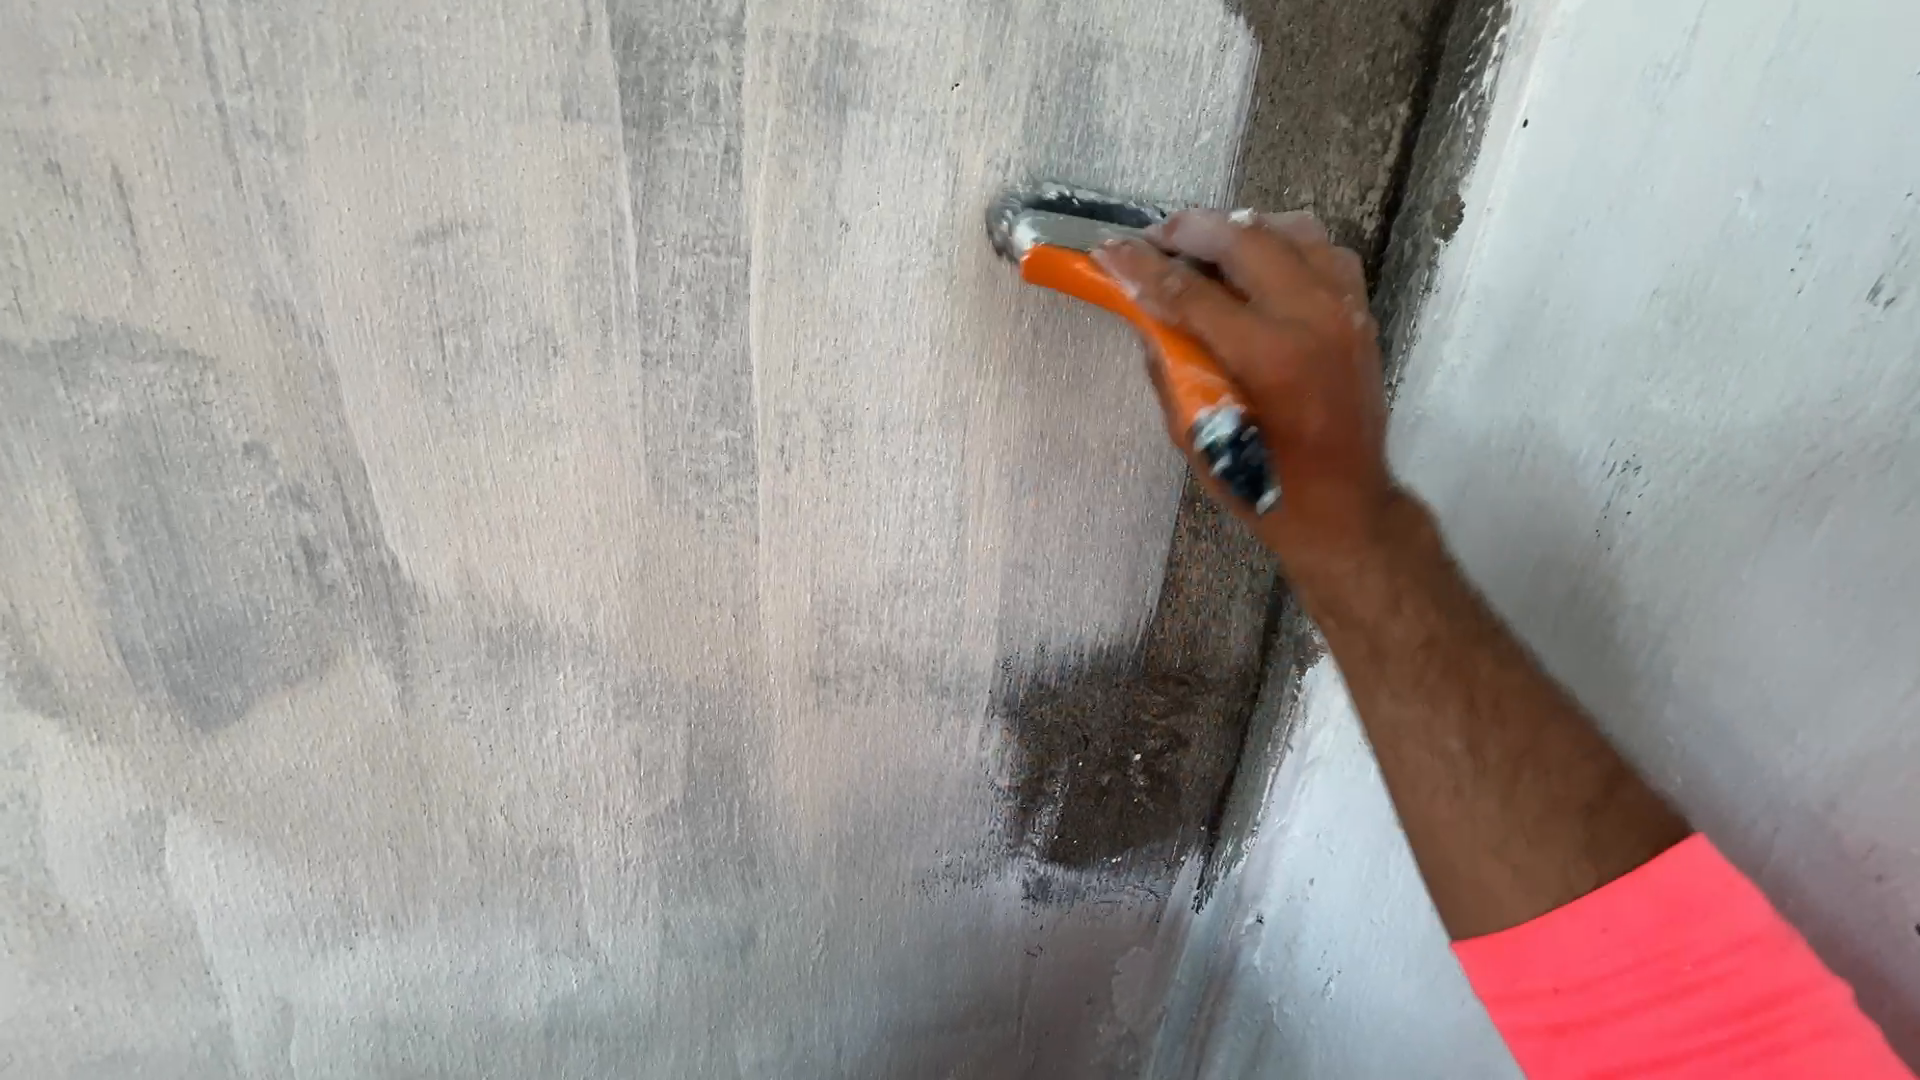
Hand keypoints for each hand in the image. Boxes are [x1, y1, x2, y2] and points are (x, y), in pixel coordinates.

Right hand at [1091, 209, 1396, 585]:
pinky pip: (1324, 251)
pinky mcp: (1360, 314)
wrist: (1341, 506)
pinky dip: (1286, 243)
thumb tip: (1148, 319)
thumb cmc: (1261, 485)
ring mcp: (1343, 310)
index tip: (1109, 250)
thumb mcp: (1198, 435)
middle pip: (1243, 241)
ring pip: (1291, 230)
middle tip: (1154, 236)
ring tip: (1204, 242)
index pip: (1190, 292)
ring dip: (1240, 228)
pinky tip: (1260, 259)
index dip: (1142, 267)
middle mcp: (1311, 318)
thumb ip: (1171, 370)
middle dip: (1189, 230)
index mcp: (1266, 356)